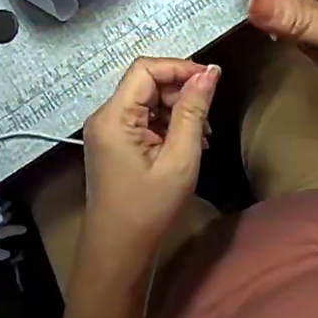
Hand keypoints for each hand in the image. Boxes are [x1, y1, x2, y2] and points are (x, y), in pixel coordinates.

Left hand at [80, 57, 220, 270]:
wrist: (118, 248)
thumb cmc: (149, 207)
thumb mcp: (179, 158)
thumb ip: (193, 111)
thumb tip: (210, 73)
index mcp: (114, 117)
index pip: (145, 69)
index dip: (180, 68)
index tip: (211, 81)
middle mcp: (105, 116)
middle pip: (146, 82)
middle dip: (180, 92)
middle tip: (207, 117)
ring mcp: (107, 129)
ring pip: (147, 100)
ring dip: (177, 109)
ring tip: (201, 136)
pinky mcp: (114, 142)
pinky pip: (143, 118)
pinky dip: (167, 124)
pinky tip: (187, 144)